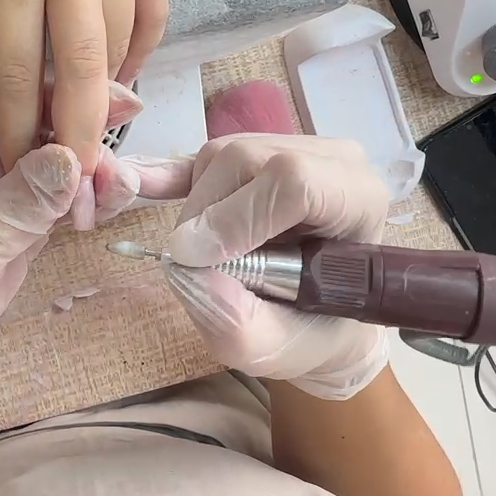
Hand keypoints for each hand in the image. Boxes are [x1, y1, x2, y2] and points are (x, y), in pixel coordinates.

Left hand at [0, 0, 168, 177]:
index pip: (17, 71)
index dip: (19, 130)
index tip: (19, 172)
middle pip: (82, 72)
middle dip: (76, 136)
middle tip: (74, 183)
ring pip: (124, 45)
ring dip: (108, 97)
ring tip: (90, 133)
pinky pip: (156, 10)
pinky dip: (142, 50)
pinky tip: (122, 74)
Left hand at [0, 81, 146, 453]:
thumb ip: (25, 196)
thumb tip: (74, 157)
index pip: (25, 104)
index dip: (73, 99)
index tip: (126, 105)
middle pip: (56, 136)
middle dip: (91, 148)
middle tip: (111, 182)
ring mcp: (13, 200)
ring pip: (68, 174)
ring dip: (97, 180)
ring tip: (114, 200)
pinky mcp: (27, 232)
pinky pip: (68, 207)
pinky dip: (91, 206)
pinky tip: (106, 212)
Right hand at [135, 135, 394, 399]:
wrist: (321, 319)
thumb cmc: (311, 334)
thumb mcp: (276, 350)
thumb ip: (235, 322)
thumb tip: (186, 264)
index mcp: (357, 200)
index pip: (293, 181)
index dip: (237, 216)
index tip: (198, 258)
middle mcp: (331, 159)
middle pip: (244, 161)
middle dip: (204, 216)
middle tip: (198, 266)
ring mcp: (292, 145)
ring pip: (218, 157)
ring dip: (195, 207)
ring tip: (211, 251)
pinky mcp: (253, 150)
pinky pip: (199, 156)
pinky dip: (164, 173)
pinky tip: (137, 181)